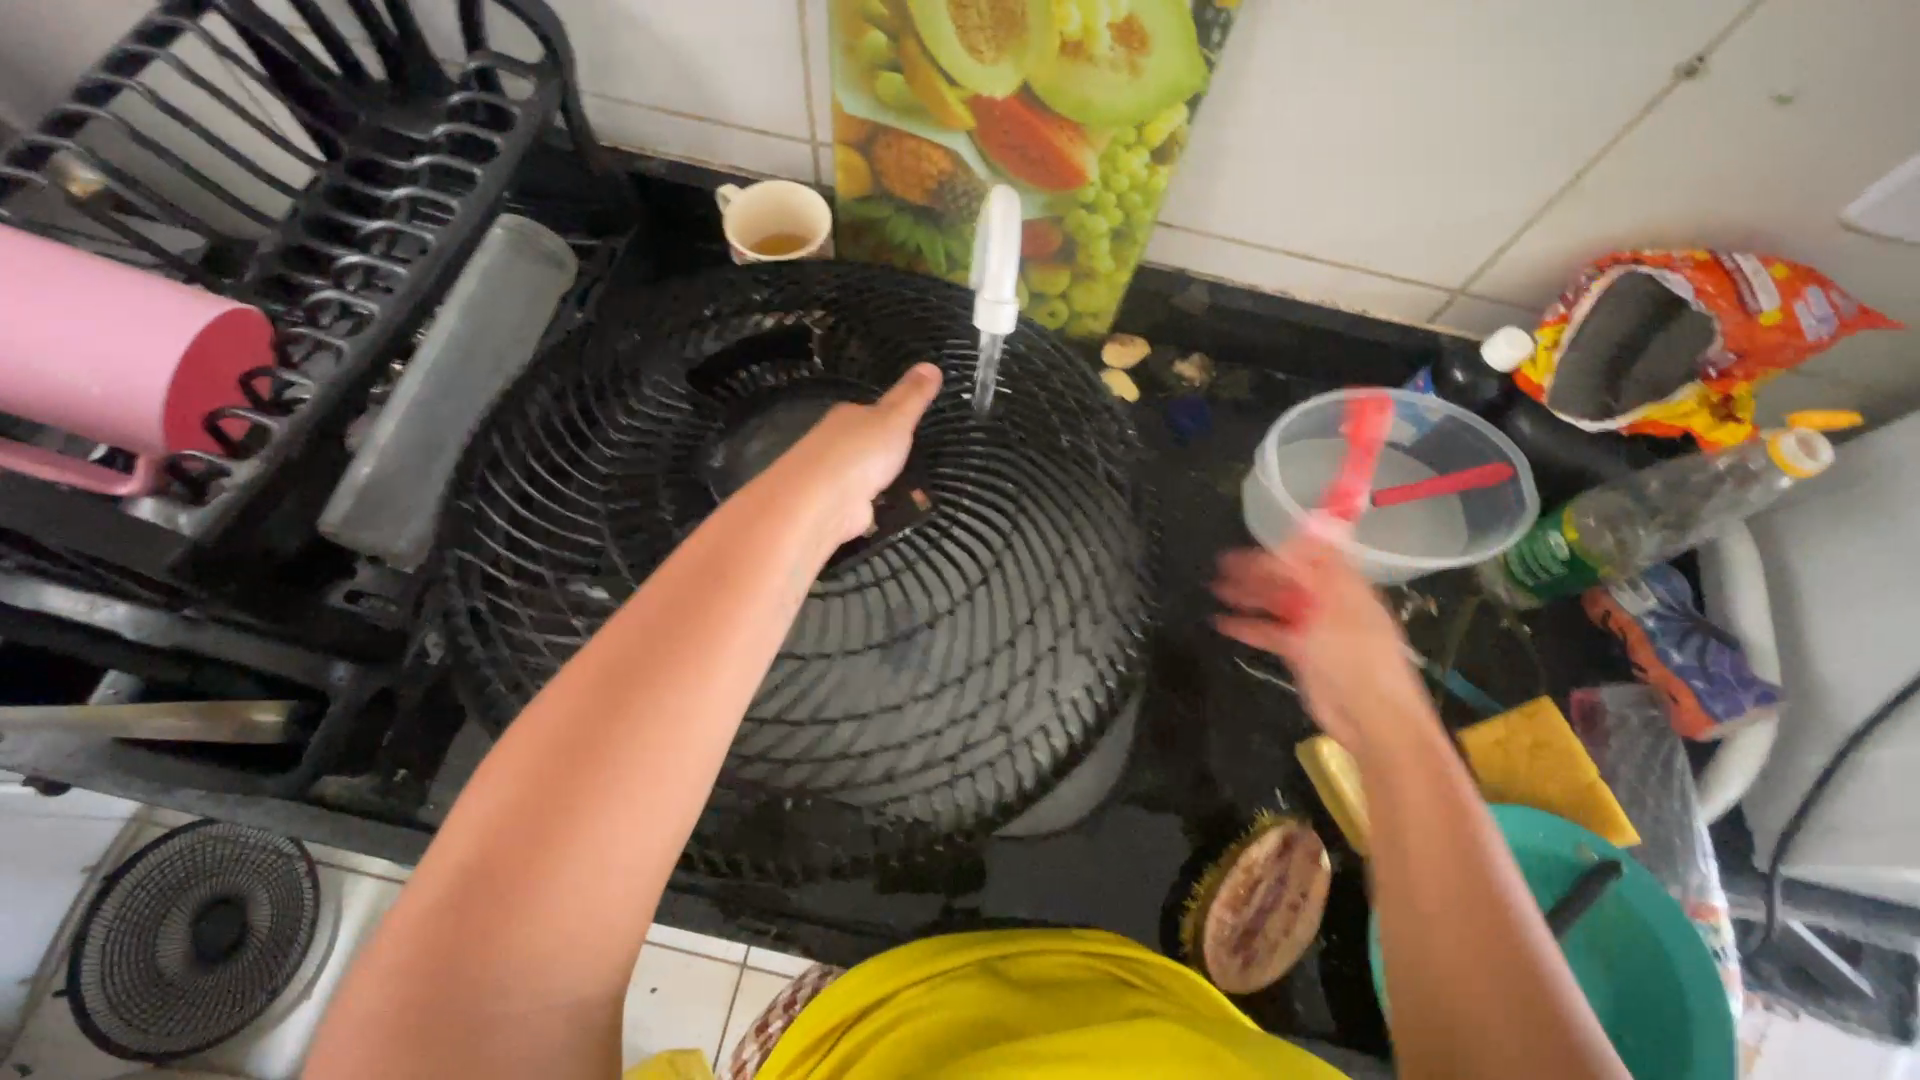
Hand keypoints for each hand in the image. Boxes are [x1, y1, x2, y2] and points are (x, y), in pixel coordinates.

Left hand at [762, 362, 942, 544]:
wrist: (824, 501)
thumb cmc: (860, 451)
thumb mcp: (895, 417)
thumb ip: (913, 396)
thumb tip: (932, 364)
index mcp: (848, 417)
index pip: (871, 412)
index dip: (894, 418)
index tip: (918, 426)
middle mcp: (837, 445)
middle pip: (872, 447)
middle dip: (895, 456)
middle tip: (929, 461)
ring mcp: (838, 479)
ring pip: (872, 478)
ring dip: (895, 485)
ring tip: (926, 491)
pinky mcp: (843, 509)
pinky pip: (873, 506)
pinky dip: (889, 508)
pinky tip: (909, 511)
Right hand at [1211, 535, 1440, 753]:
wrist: (1371, 718)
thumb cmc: (1358, 659)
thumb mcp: (1336, 607)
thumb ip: (1319, 564)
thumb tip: (1317, 517)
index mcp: (1346, 587)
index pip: (1314, 556)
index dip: (1285, 547)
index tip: (1255, 542)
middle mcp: (1330, 603)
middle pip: (1290, 579)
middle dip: (1258, 570)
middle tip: (1222, 563)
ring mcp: (1315, 629)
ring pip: (1277, 604)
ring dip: (1248, 595)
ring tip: (1217, 587)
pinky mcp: (1300, 654)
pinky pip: (1270, 633)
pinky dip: (1248, 626)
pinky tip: (1223, 622)